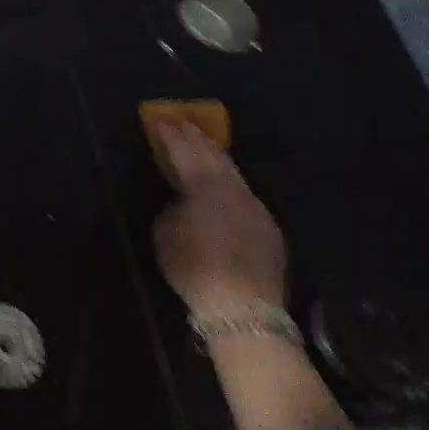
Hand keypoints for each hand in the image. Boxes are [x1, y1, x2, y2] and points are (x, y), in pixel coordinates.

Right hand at [151, 121, 286, 313]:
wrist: (244, 308)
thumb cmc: (194, 267)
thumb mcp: (166, 232)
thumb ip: (174, 206)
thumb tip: (182, 198)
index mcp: (204, 188)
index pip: (184, 153)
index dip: (170, 137)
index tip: (160, 121)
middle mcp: (234, 192)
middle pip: (214, 158)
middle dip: (198, 139)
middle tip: (184, 122)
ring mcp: (256, 210)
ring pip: (234, 174)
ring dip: (217, 157)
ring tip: (205, 144)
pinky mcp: (269, 229)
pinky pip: (245, 194)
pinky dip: (231, 180)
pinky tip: (225, 181)